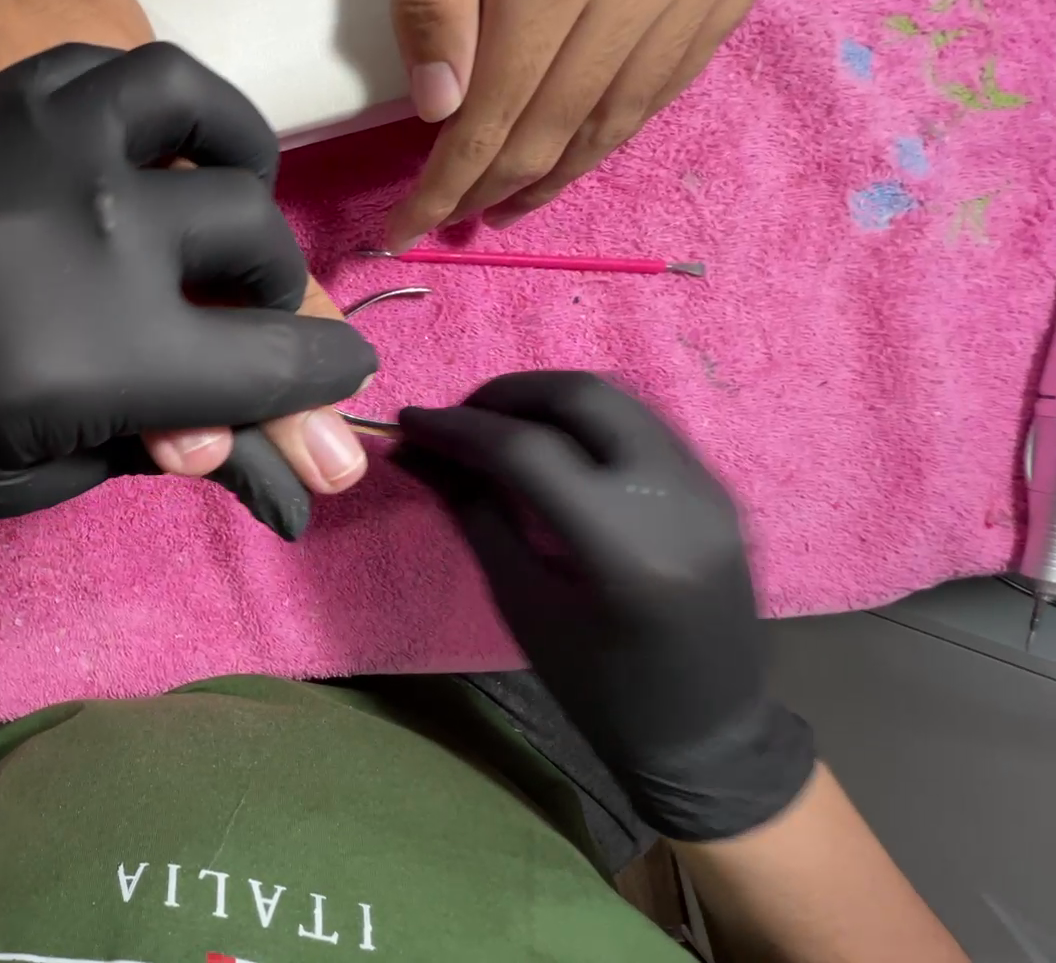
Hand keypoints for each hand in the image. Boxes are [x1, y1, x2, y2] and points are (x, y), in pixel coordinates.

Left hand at [0, 44, 376, 604]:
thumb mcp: (50, 476)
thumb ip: (162, 432)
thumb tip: (247, 425)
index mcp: (94, 361)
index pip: (265, 361)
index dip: (320, 379)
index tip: (343, 376)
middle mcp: (78, 242)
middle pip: (247, 235)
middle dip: (278, 292)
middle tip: (257, 321)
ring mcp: (28, 156)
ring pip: (195, 113)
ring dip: (237, 162)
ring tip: (229, 197)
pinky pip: (103, 71)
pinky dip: (152, 105)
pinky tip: (148, 151)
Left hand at [384, 0, 804, 243]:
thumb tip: (438, 109)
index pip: (481, 129)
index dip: (438, 194)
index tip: (403, 234)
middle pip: (544, 138)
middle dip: (485, 194)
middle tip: (449, 220)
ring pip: (614, 124)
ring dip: (552, 178)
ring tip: (509, 207)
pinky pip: (674, 80)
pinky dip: (618, 132)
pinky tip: (584, 150)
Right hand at [393, 372, 813, 839]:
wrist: (708, 730)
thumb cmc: (597, 685)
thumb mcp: (521, 603)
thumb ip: (474, 514)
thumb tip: (421, 454)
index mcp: (624, 548)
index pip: (527, 451)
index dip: (457, 427)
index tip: (409, 420)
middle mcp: (676, 500)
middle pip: (581, 397)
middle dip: (504, 394)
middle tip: (457, 419)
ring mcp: (707, 488)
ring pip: (615, 400)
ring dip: (542, 399)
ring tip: (492, 427)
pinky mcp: (715, 488)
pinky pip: (638, 424)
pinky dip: (580, 419)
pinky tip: (545, 444)